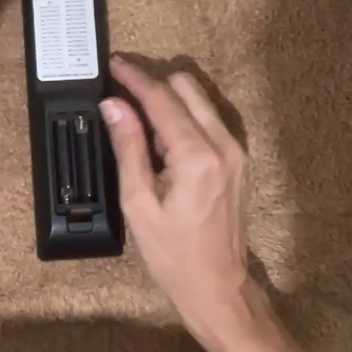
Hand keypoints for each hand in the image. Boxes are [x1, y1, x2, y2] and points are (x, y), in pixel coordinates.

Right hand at [101, 57, 277, 351]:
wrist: (219, 286)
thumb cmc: (173, 254)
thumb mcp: (138, 203)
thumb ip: (128, 147)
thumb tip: (114, 105)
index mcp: (196, 156)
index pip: (161, 99)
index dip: (134, 79)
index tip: (113, 64)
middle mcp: (222, 144)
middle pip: (186, 87)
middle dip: (152, 85)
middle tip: (121, 97)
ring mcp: (235, 151)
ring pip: (199, 100)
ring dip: (169, 101)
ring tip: (138, 126)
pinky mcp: (238, 159)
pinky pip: (208, 120)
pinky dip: (184, 118)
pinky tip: (162, 144)